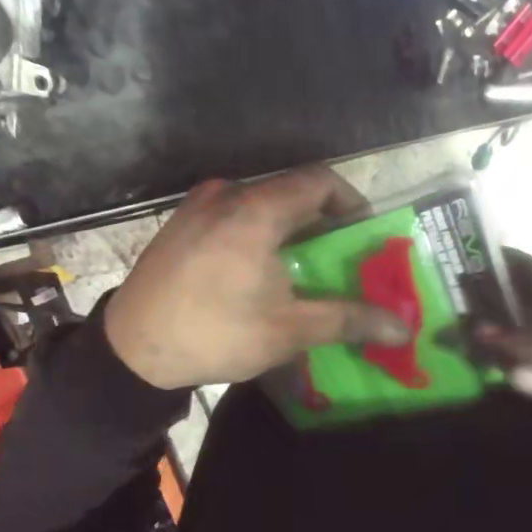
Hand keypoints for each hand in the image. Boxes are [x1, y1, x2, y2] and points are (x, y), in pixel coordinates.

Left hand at [104, 165, 409, 389]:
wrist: (130, 351)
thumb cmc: (216, 333)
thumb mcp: (289, 330)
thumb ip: (348, 319)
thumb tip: (401, 327)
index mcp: (257, 210)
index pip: (319, 181)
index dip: (349, 200)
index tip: (363, 231)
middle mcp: (227, 195)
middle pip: (289, 191)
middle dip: (321, 219)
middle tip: (338, 254)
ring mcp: (197, 206)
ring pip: (259, 202)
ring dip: (287, 225)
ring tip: (300, 264)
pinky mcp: (179, 224)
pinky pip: (232, 214)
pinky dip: (257, 230)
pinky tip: (255, 269)